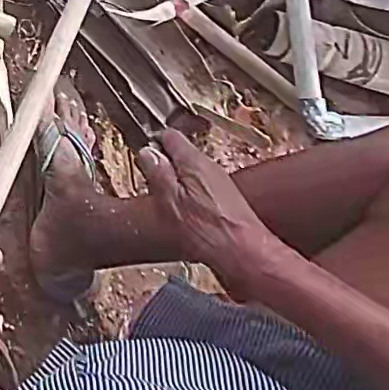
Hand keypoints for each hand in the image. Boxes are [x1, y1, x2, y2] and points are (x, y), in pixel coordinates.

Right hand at [139, 129, 287, 286]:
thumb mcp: (170, 200)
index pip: (170, 136)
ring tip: (169, 205)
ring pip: (192, 172)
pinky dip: (191, 196)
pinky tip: (188, 215)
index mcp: (193, 160)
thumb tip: (146, 153)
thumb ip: (157, 173)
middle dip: (165, 166)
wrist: (244, 253)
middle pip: (181, 154)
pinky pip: (202, 188)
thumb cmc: (209, 230)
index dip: (154, 142)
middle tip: (153, 186)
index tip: (144, 156)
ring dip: (178, 183)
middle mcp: (210, 166)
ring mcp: (221, 182)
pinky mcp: (227, 198)